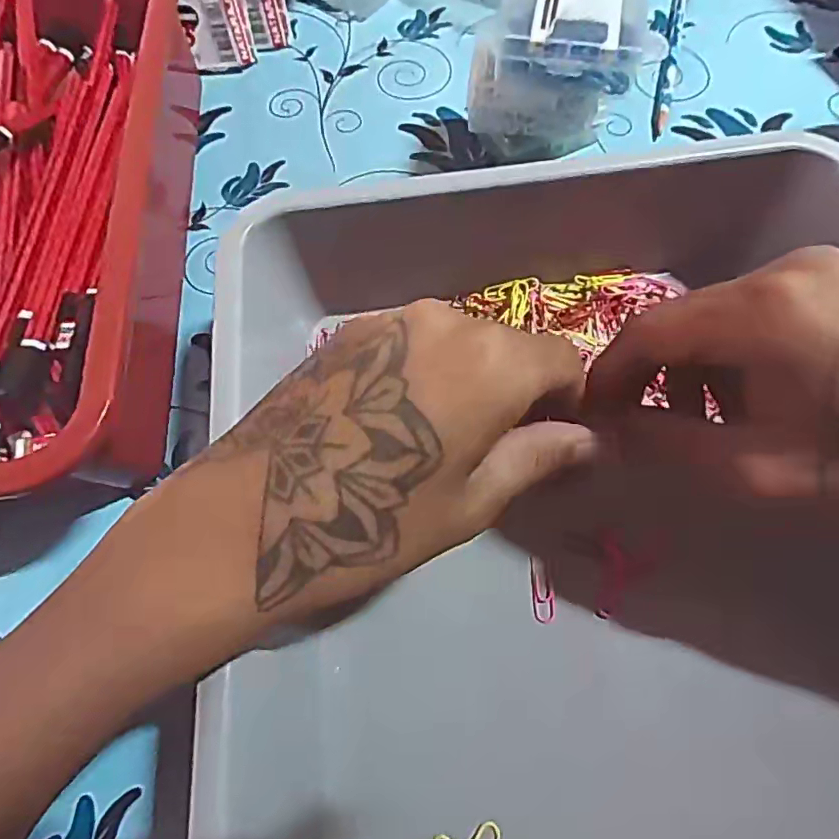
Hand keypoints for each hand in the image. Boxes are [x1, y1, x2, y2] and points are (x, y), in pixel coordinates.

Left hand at [192, 300, 591, 617]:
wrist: (251, 514)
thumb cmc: (377, 520)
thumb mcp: (473, 500)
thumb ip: (538, 455)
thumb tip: (587, 438)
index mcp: (492, 359)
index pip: (562, 358)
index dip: (568, 399)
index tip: (551, 438)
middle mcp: (447, 319)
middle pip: (510, 345)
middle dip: (518, 388)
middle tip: (493, 445)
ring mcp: (392, 318)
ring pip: (462, 340)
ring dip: (471, 376)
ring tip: (436, 434)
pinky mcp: (351, 330)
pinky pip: (414, 340)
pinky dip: (427, 369)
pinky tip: (393, 418)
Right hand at [583, 246, 838, 546]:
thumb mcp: (767, 474)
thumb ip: (669, 445)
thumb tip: (605, 431)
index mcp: (767, 306)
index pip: (648, 329)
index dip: (609, 377)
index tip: (591, 421)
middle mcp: (788, 266)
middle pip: (682, 319)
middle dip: (652, 378)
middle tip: (645, 435)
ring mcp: (823, 267)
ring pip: (718, 316)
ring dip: (695, 371)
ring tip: (709, 429)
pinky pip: (759, 313)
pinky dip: (736, 357)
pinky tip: (759, 402)